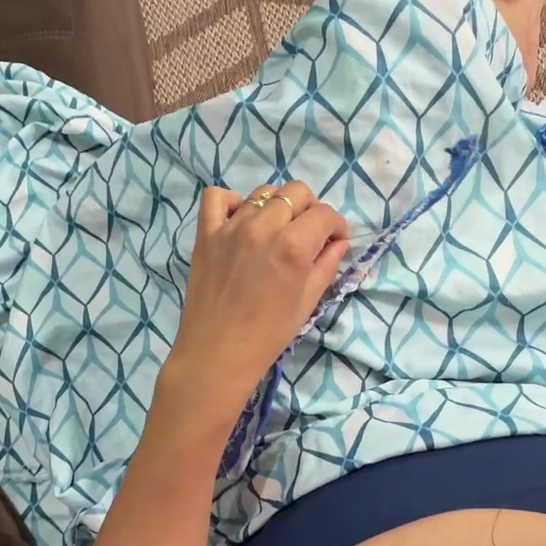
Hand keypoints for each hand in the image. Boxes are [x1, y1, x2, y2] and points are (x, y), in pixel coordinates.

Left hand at [162, 181, 349, 413]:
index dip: (336, 226)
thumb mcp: (307, 302)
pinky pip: (217, 196)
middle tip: (308, 234)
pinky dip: (232, 201)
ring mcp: (231, 227)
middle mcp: (264, 227)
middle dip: (310, 209)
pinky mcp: (206, 233)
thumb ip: (325, 266)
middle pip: (296, 193)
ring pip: (263, 192)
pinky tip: (240, 220)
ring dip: (277, 205)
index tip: (334, 240)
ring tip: (276, 230)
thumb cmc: (268, 334)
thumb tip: (338, 243)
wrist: (218, 353)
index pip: (325, 214)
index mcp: (294, 246)